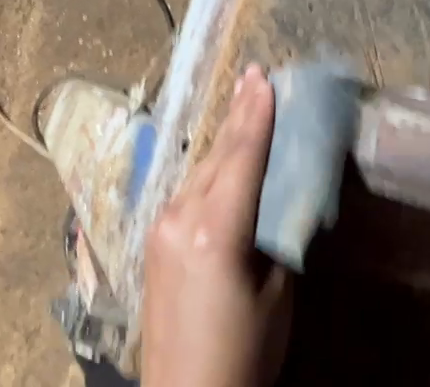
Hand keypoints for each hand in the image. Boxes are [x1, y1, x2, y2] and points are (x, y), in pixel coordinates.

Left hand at [142, 64, 292, 386]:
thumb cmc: (243, 353)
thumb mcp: (276, 296)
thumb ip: (274, 239)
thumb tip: (276, 205)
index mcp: (215, 229)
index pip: (243, 157)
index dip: (258, 115)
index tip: (264, 78)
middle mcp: (181, 216)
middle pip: (217, 155)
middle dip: (238, 114)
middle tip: (252, 75)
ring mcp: (161, 227)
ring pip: (200, 170)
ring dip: (224, 139)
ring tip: (241, 104)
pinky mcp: (153, 241)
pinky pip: (187, 191)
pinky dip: (209, 168)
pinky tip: (220, 158)